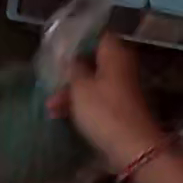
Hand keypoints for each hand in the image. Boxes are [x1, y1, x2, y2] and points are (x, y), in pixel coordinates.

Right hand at [53, 35, 164, 168]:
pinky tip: (61, 115)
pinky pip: (97, 98)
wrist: (132, 148)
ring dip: (72, 91)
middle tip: (50, 80)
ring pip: (92, 81)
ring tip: (50, 107)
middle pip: (92, 60)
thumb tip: (69, 57)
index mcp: (115, 53)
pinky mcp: (120, 108)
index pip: (97, 35)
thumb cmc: (104, 112)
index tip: (58, 48)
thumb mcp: (80, 87)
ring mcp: (122, 88)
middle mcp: (121, 66)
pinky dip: (81, 104)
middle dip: (70, 71)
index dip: (77, 40)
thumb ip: (72, 68)